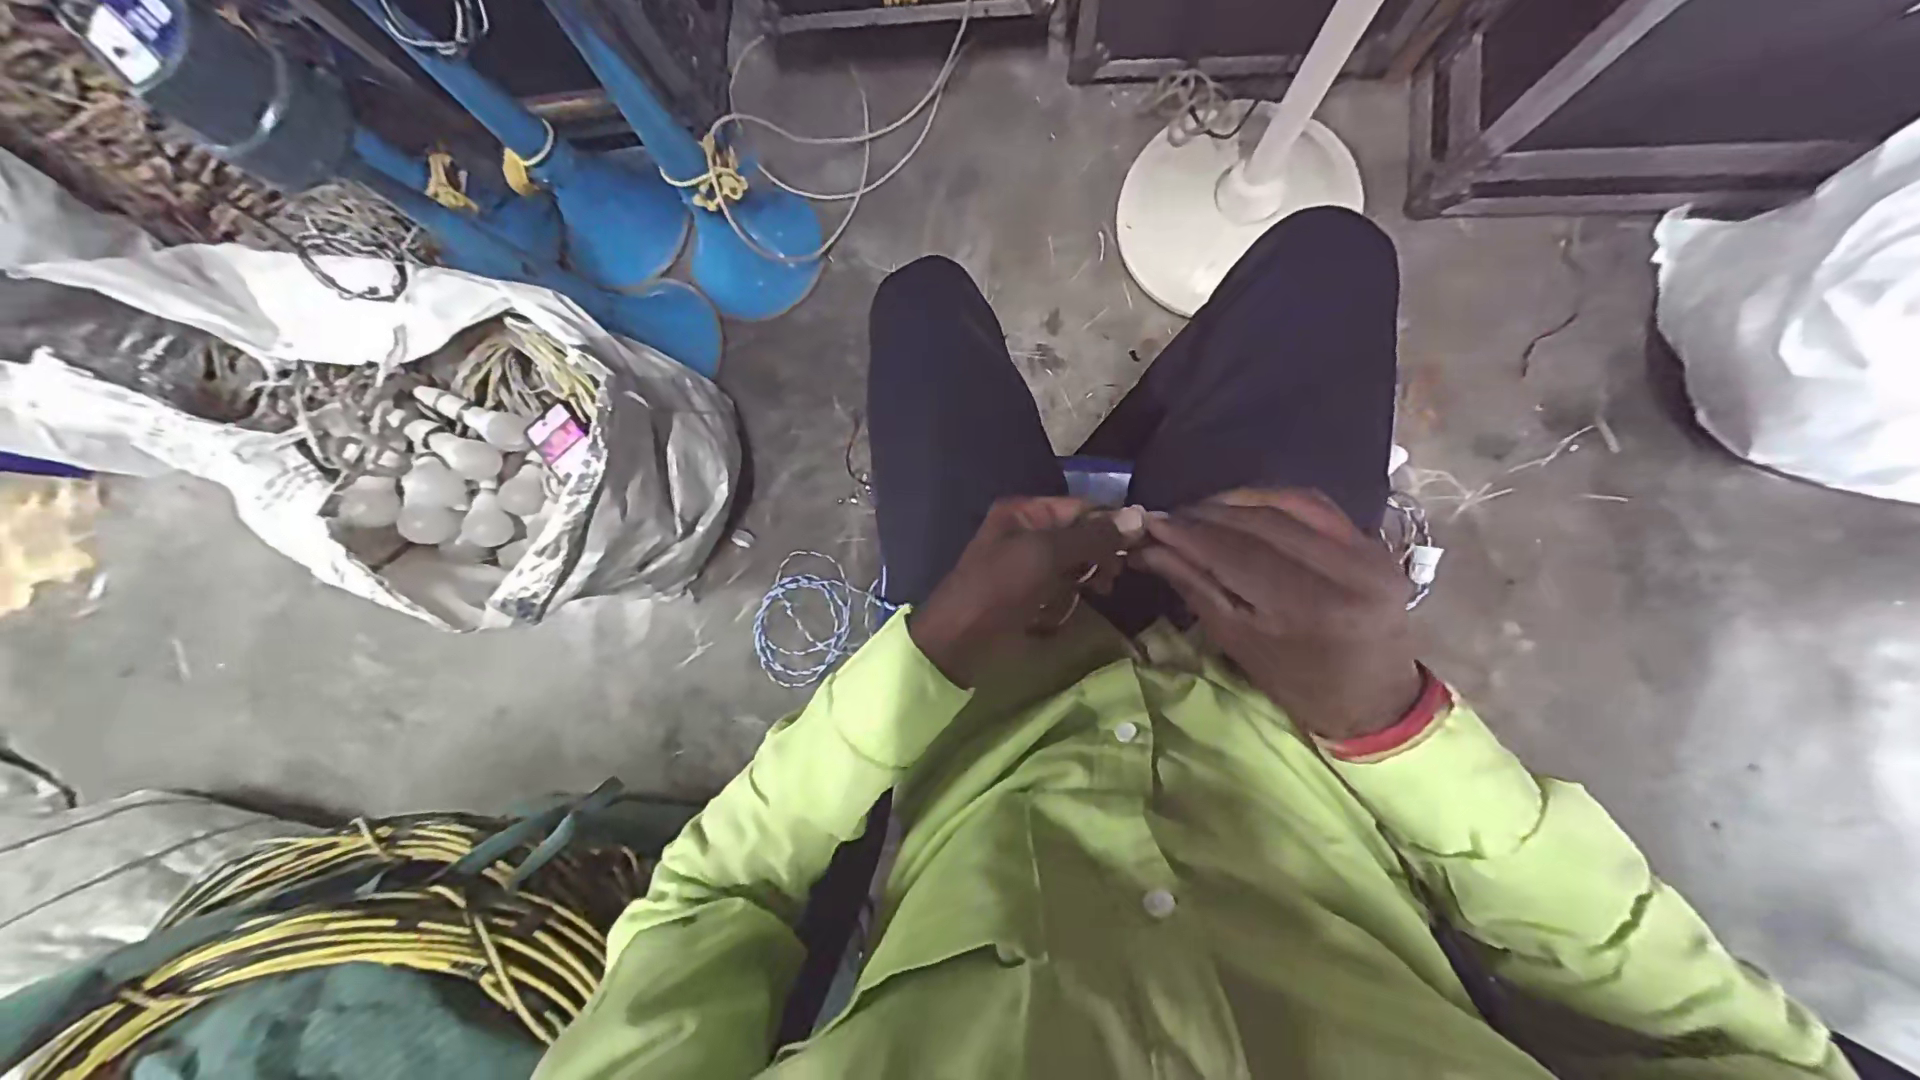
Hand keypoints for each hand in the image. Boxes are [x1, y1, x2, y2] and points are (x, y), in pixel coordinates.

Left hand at [910, 497, 1136, 686]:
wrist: (960, 641)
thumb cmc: (999, 587)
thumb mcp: (1046, 554)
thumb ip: (1092, 536)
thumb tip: (1139, 516)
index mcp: (1025, 513)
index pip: (1081, 508)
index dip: (1110, 523)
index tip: (1139, 542)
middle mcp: (1028, 534)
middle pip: (1081, 537)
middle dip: (1098, 556)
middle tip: (1111, 575)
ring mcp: (1029, 568)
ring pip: (1075, 568)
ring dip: (1084, 581)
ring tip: (1094, 592)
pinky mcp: (1030, 598)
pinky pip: (1062, 593)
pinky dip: (1063, 603)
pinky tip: (1054, 615)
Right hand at [1131, 488, 1422, 740]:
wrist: (1372, 697)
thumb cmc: (1295, 682)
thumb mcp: (1235, 640)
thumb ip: (1193, 585)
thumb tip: (1148, 547)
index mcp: (1309, 608)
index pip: (1235, 552)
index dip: (1187, 532)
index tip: (1148, 522)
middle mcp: (1346, 570)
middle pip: (1260, 522)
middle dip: (1203, 515)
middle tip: (1165, 517)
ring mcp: (1368, 550)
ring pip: (1285, 503)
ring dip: (1232, 502)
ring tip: (1195, 512)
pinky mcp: (1374, 540)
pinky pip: (1312, 503)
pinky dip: (1267, 499)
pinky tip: (1237, 506)